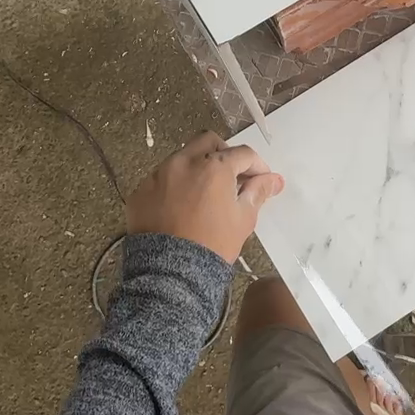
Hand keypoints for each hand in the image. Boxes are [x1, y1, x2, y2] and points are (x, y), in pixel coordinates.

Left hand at [126, 132, 284, 262]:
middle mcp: (184, 162)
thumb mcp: (243, 219)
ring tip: (204, 193)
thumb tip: (274, 180)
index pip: (243, 154)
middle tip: (232, 176)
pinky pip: (162, 179)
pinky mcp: (141, 191)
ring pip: (182, 158)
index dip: (257, 165)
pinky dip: (175, 185)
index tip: (261, 179)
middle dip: (224, 154)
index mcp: (214, 166)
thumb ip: (258, 192)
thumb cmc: (213, 245)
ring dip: (197, 167)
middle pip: (208, 141)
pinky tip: (180, 206)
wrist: (170, 274)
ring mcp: (158, 175)